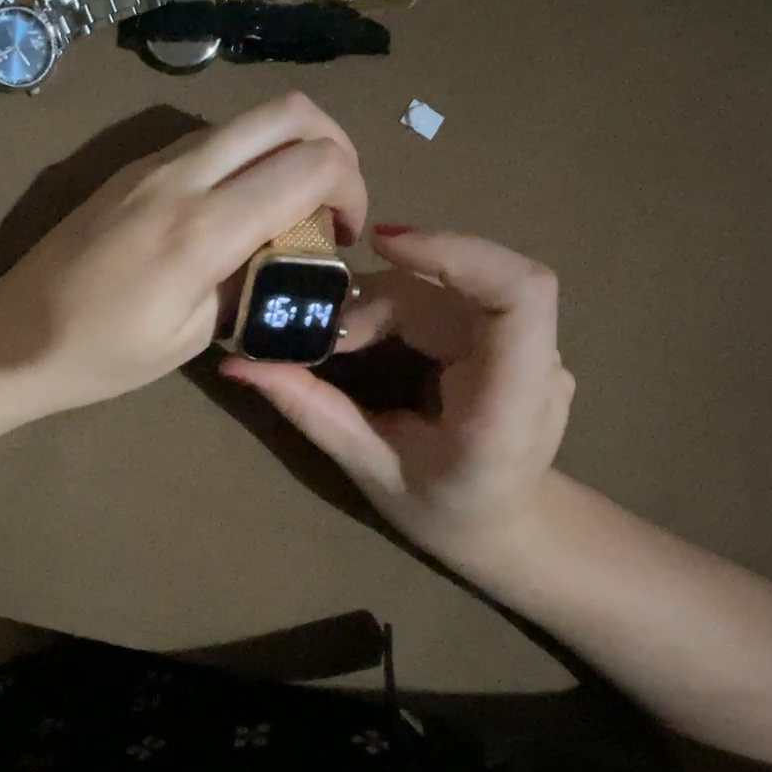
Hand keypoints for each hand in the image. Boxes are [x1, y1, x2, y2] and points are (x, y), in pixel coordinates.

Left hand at [0, 93, 368, 413]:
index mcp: (203, 228)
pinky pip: (206, 140)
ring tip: (286, 206)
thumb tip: (280, 252)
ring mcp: (150, 164)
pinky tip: (234, 207)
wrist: (13, 338)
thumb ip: (247, 281)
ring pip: (245, 120)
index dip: (352, 188)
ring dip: (284, 148)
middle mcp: (182, 177)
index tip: (345, 233)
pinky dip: (243, 157)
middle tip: (333, 199)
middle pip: (288, 111)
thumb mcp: (191, 337)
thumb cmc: (102, 356)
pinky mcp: (129, 168)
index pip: (312, 164)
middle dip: (334, 144)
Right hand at [221, 228, 571, 557]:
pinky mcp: (511, 334)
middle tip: (321, 341)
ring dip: (380, 302)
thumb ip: (309, 408)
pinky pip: (451, 295)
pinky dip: (396, 305)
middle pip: (457, 289)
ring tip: (337, 343)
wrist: (503, 525)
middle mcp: (535, 363)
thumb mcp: (367, 466)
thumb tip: (236, 363)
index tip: (381, 246)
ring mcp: (531, 344)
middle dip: (377, 301)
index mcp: (509, 406)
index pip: (519, 297)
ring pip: (448, 286)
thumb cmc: (441, 508)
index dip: (458, 253)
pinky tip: (368, 334)